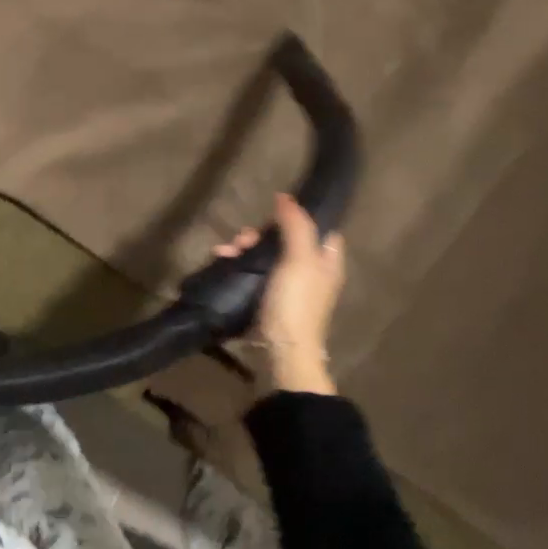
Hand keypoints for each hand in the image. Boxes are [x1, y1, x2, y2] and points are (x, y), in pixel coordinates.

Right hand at [216, 193, 344, 394]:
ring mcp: (287, 288)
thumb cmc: (295, 303)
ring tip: (225, 251)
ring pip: (264, 255)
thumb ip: (295, 226)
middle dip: (260, 234)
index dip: (298, 218)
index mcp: (326, 263)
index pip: (319, 230)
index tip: (274, 212)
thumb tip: (286, 197)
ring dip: (244, 248)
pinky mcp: (266, 299)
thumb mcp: (299, 260)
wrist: (280, 351)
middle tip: (243, 238)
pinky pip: (251, 273)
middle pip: (285, 240)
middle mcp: (310, 273)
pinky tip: (221, 261)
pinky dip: (237, 264)